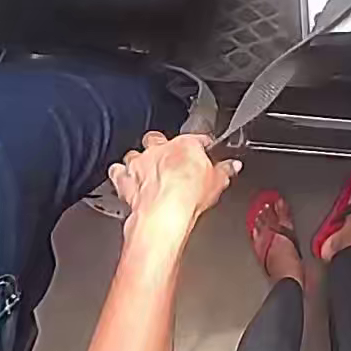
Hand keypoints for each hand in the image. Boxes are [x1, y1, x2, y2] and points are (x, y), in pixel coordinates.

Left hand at [110, 132, 238, 238]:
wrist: (165, 212)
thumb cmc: (189, 194)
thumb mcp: (219, 181)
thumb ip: (226, 170)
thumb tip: (233, 166)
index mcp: (185, 144)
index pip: (197, 138)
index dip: (202, 144)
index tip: (206, 150)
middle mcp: (159, 150)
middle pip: (158, 139)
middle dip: (162, 145)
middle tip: (171, 158)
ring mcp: (139, 164)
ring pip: (134, 154)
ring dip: (139, 160)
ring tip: (148, 169)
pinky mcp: (125, 182)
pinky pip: (117, 173)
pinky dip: (120, 176)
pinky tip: (126, 180)